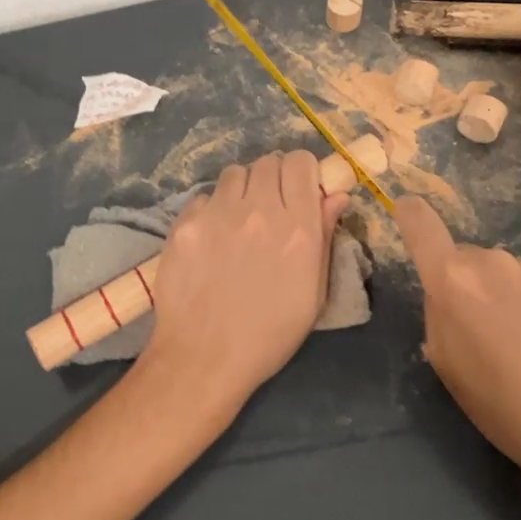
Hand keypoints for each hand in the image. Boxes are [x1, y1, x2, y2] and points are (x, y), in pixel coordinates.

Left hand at [143, 151, 350, 411]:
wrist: (204, 357)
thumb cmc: (269, 335)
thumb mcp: (314, 294)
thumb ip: (323, 238)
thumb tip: (335, 196)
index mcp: (297, 229)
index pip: (301, 163)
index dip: (302, 171)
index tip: (300, 187)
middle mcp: (258, 211)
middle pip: (268, 162)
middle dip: (274, 177)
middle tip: (271, 204)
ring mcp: (217, 214)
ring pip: (234, 173)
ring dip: (242, 188)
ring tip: (239, 218)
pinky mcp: (185, 223)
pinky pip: (203, 197)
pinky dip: (211, 209)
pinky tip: (211, 238)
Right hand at [395, 195, 520, 478]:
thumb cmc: (502, 404)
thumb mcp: (445, 363)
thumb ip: (436, 313)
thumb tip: (445, 293)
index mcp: (451, 280)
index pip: (420, 223)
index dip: (407, 212)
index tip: (404, 211)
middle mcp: (492, 260)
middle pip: (463, 257)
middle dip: (462, 281)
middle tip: (477, 329)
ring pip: (499, 270)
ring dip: (499, 291)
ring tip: (519, 339)